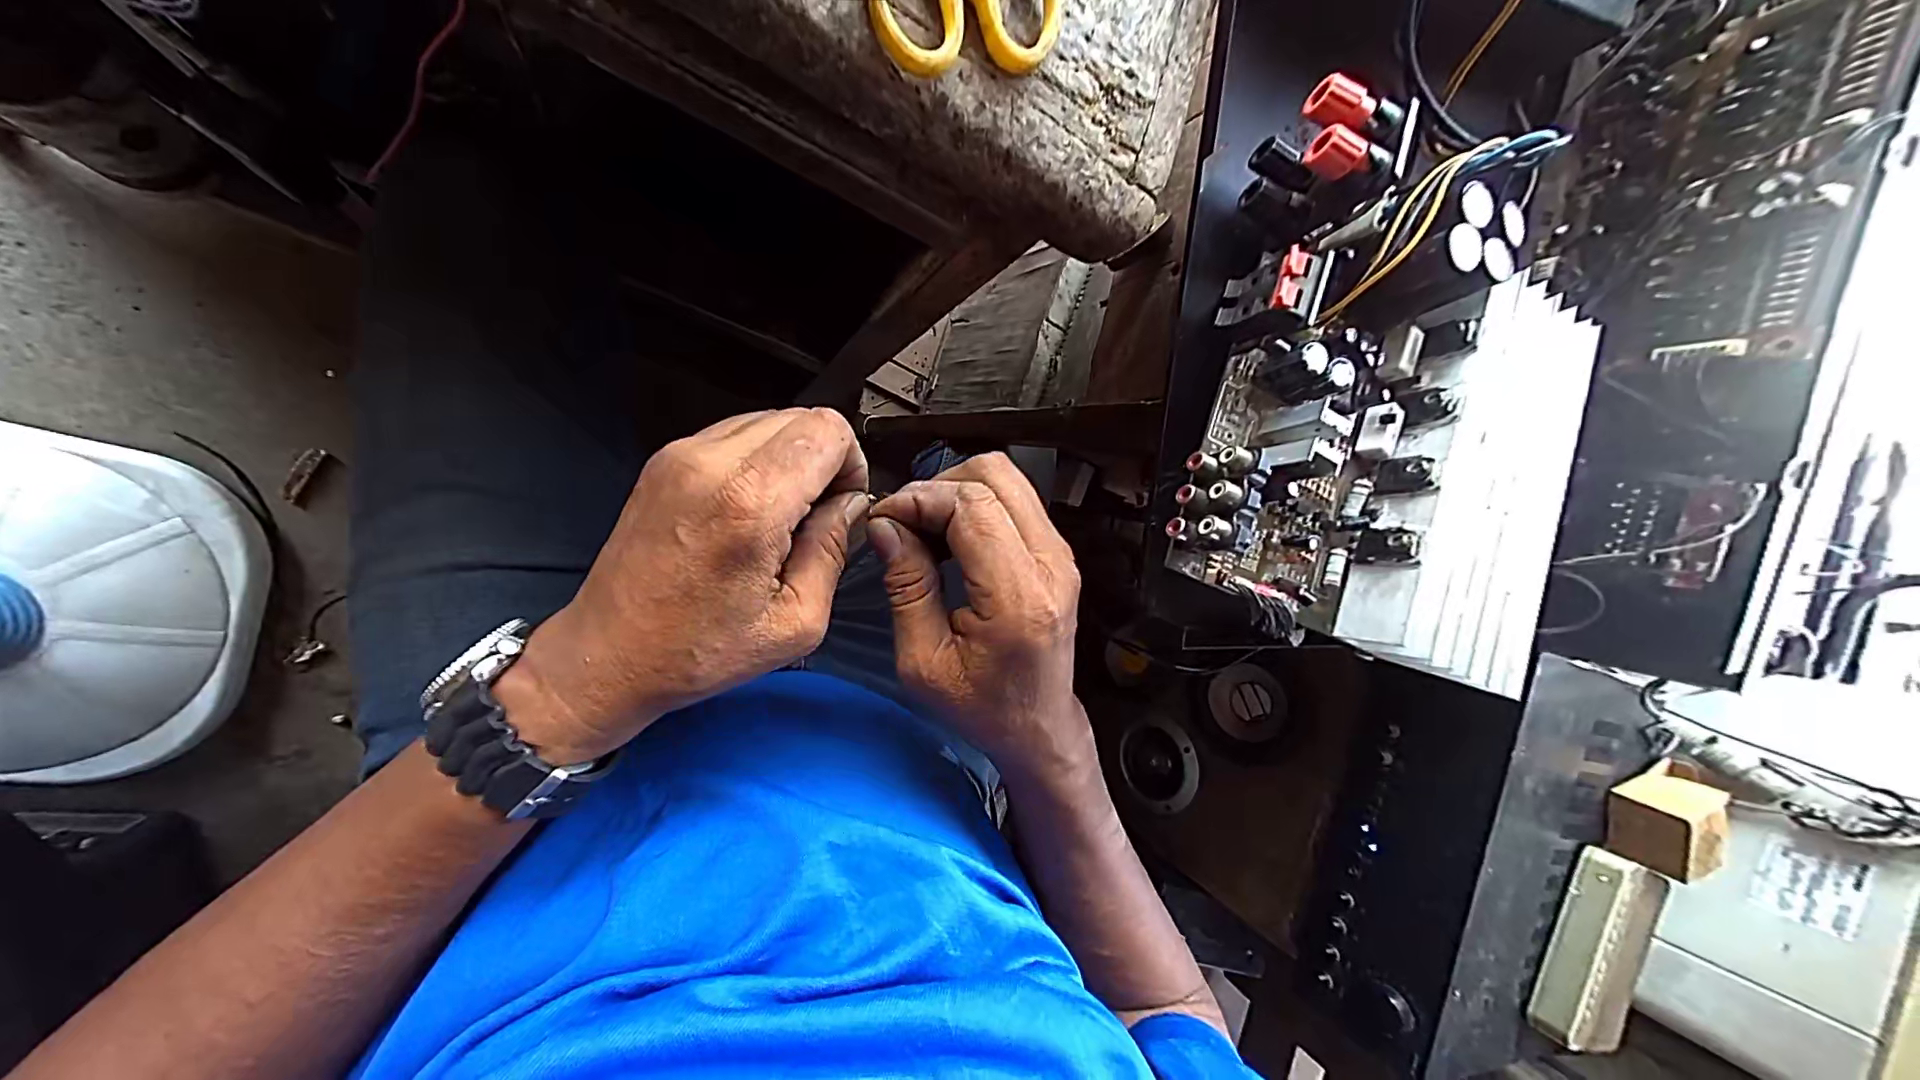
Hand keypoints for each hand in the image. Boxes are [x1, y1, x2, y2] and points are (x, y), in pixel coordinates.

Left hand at [494, 408, 868, 762]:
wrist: (610, 654)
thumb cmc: (694, 649)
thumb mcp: (797, 620)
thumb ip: (835, 549)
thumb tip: (851, 507)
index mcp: (750, 503)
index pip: (828, 431)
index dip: (852, 464)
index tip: (843, 503)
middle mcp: (711, 465)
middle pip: (803, 417)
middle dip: (826, 459)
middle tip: (818, 512)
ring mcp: (681, 457)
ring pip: (770, 420)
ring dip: (792, 458)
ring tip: (781, 515)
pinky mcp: (666, 462)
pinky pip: (736, 435)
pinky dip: (760, 461)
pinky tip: (752, 509)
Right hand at [866, 453, 1086, 777]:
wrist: (1036, 726)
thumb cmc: (987, 708)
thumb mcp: (924, 662)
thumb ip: (907, 587)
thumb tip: (886, 529)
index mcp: (1019, 598)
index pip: (971, 506)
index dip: (918, 500)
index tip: (885, 518)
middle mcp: (1050, 567)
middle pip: (993, 476)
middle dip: (935, 487)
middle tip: (902, 521)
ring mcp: (1059, 557)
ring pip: (1006, 479)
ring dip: (955, 492)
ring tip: (923, 528)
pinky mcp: (1055, 554)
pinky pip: (1013, 500)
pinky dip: (973, 505)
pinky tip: (948, 537)